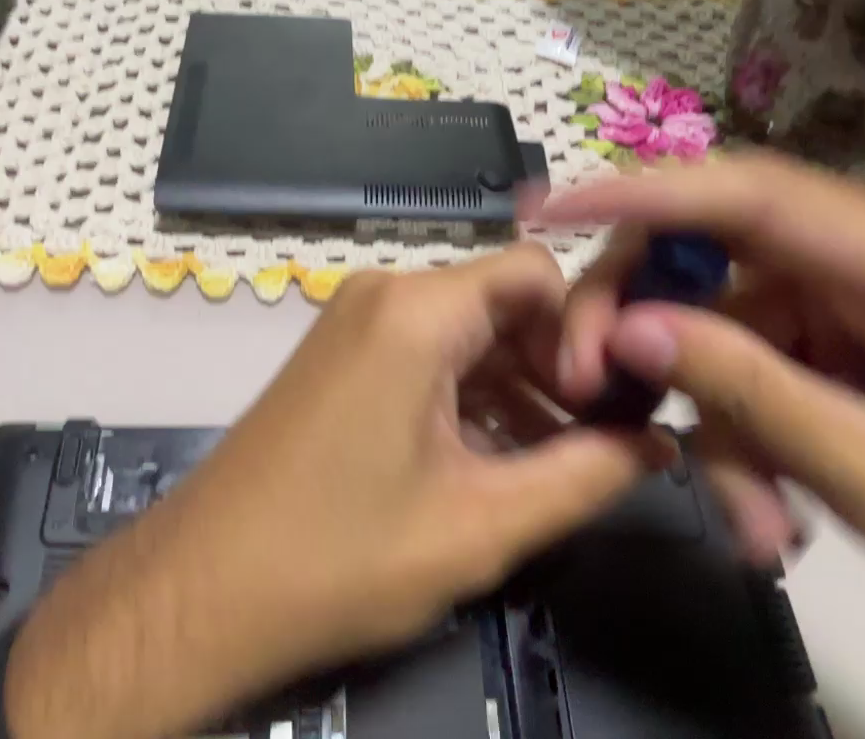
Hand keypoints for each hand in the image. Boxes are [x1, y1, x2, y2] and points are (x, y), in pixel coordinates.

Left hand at [164, 244, 655, 666]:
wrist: (202, 590)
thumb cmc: (340, 556)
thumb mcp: (483, 523)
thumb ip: (587, 474)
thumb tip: (661, 442)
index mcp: (418, 311)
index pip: (539, 273)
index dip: (587, 332)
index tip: (610, 406)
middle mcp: (384, 295)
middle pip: (505, 302)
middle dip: (559, 365)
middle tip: (602, 441)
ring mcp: (355, 324)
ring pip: (469, 333)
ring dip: (520, 388)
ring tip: (563, 461)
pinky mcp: (341, 359)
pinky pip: (428, 356)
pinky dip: (472, 396)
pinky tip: (501, 459)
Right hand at [538, 154, 864, 738]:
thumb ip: (752, 395)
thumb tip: (627, 329)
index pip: (753, 195)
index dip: (640, 193)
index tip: (546, 208)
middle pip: (716, 244)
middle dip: (647, 321)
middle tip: (591, 392)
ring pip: (727, 310)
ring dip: (715, 408)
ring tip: (752, 516)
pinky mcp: (853, 312)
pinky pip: (758, 344)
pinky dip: (747, 418)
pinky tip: (775, 499)